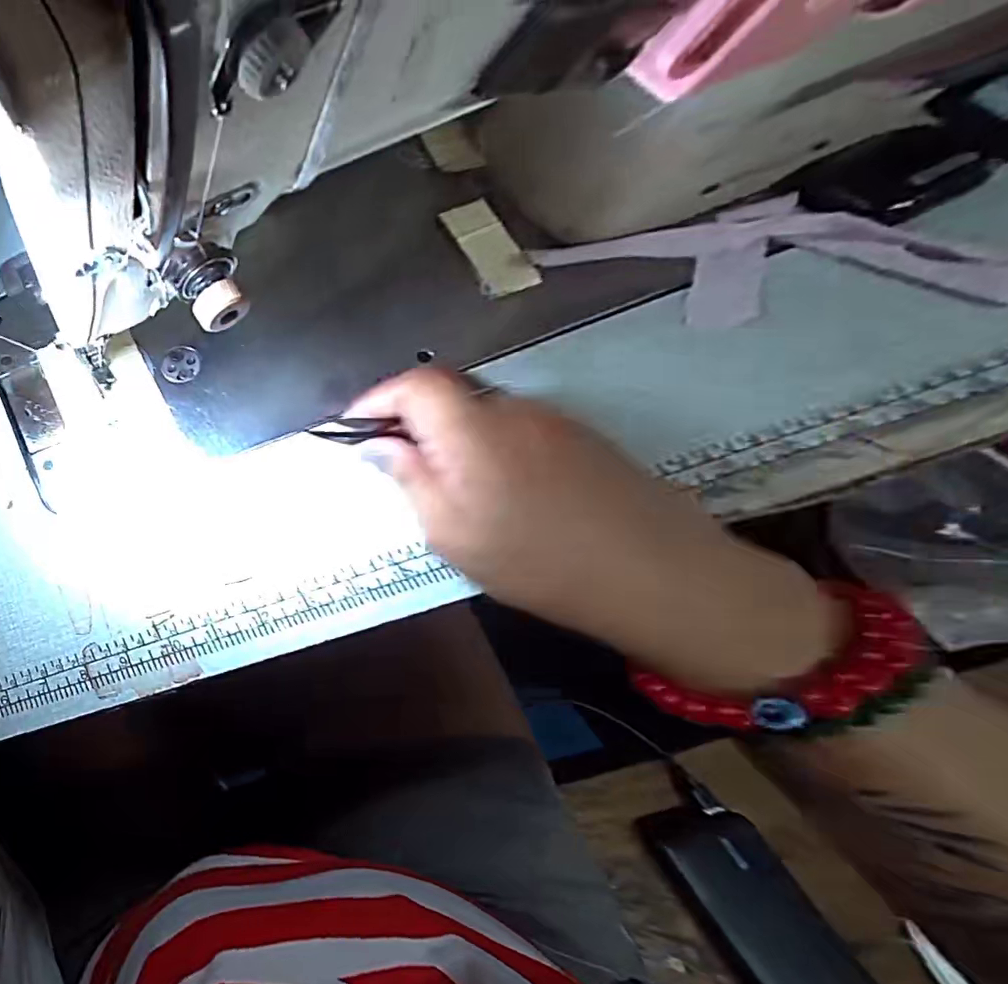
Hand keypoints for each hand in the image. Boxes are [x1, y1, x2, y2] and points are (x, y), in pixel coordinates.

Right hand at [351, 368, 841, 693]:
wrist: (656, 575)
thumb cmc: (534, 559)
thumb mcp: (449, 530)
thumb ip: (408, 478)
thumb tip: (376, 444)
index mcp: (472, 428)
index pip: (413, 384)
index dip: (375, 399)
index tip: (351, 429)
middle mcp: (511, 409)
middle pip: (446, 394)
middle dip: (407, 420)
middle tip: (389, 464)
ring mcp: (551, 420)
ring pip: (478, 413)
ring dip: (447, 435)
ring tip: (441, 486)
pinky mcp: (578, 438)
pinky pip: (512, 429)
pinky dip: (483, 446)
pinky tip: (493, 491)